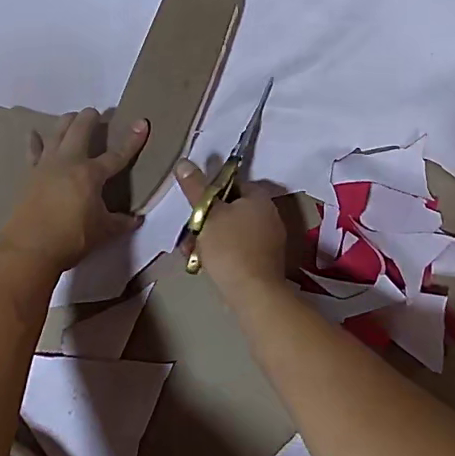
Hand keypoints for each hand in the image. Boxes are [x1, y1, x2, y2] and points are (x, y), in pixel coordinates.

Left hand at [0, 108, 148, 273]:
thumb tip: (136, 219)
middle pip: (80, 130)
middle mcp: (69, 162)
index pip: (117, 155)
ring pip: (57, 134)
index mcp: (91, 174)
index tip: (142, 123)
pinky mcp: (30, 175)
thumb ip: (121, 222)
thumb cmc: (72, 239)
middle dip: (90, 118)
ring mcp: (46, 166)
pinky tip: (34, 133)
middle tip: (95, 113)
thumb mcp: (103, 232)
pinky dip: (35, 141)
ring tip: (72, 117)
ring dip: (66, 122)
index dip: (132, 140)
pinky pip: (33, 151)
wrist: (29, 248)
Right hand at [173, 159, 286, 286]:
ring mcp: (270, 240)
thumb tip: (184, 162)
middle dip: (207, 220)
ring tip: (191, 252)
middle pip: (232, 209)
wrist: (253, 293)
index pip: (234, 184)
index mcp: (260, 199)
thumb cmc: (229, 247)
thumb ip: (195, 187)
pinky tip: (205, 264)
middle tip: (189, 233)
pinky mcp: (265, 262)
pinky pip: (239, 250)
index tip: (196, 205)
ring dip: (210, 238)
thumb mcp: (207, 213)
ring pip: (233, 232)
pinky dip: (222, 253)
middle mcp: (270, 216)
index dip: (212, 192)